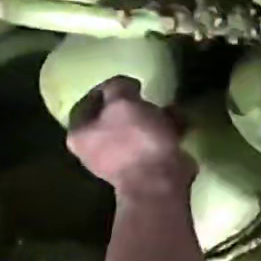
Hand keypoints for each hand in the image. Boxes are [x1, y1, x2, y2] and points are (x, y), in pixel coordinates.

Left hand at [65, 77, 192, 191]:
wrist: (159, 179)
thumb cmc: (137, 140)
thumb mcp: (124, 104)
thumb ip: (119, 88)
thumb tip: (123, 83)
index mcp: (79, 133)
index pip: (87, 102)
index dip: (107, 88)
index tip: (131, 82)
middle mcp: (93, 146)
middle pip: (111, 116)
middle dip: (134, 105)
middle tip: (152, 98)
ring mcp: (118, 158)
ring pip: (134, 128)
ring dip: (154, 118)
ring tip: (172, 112)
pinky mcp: (143, 164)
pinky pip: (152, 140)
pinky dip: (165, 131)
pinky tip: (180, 127)